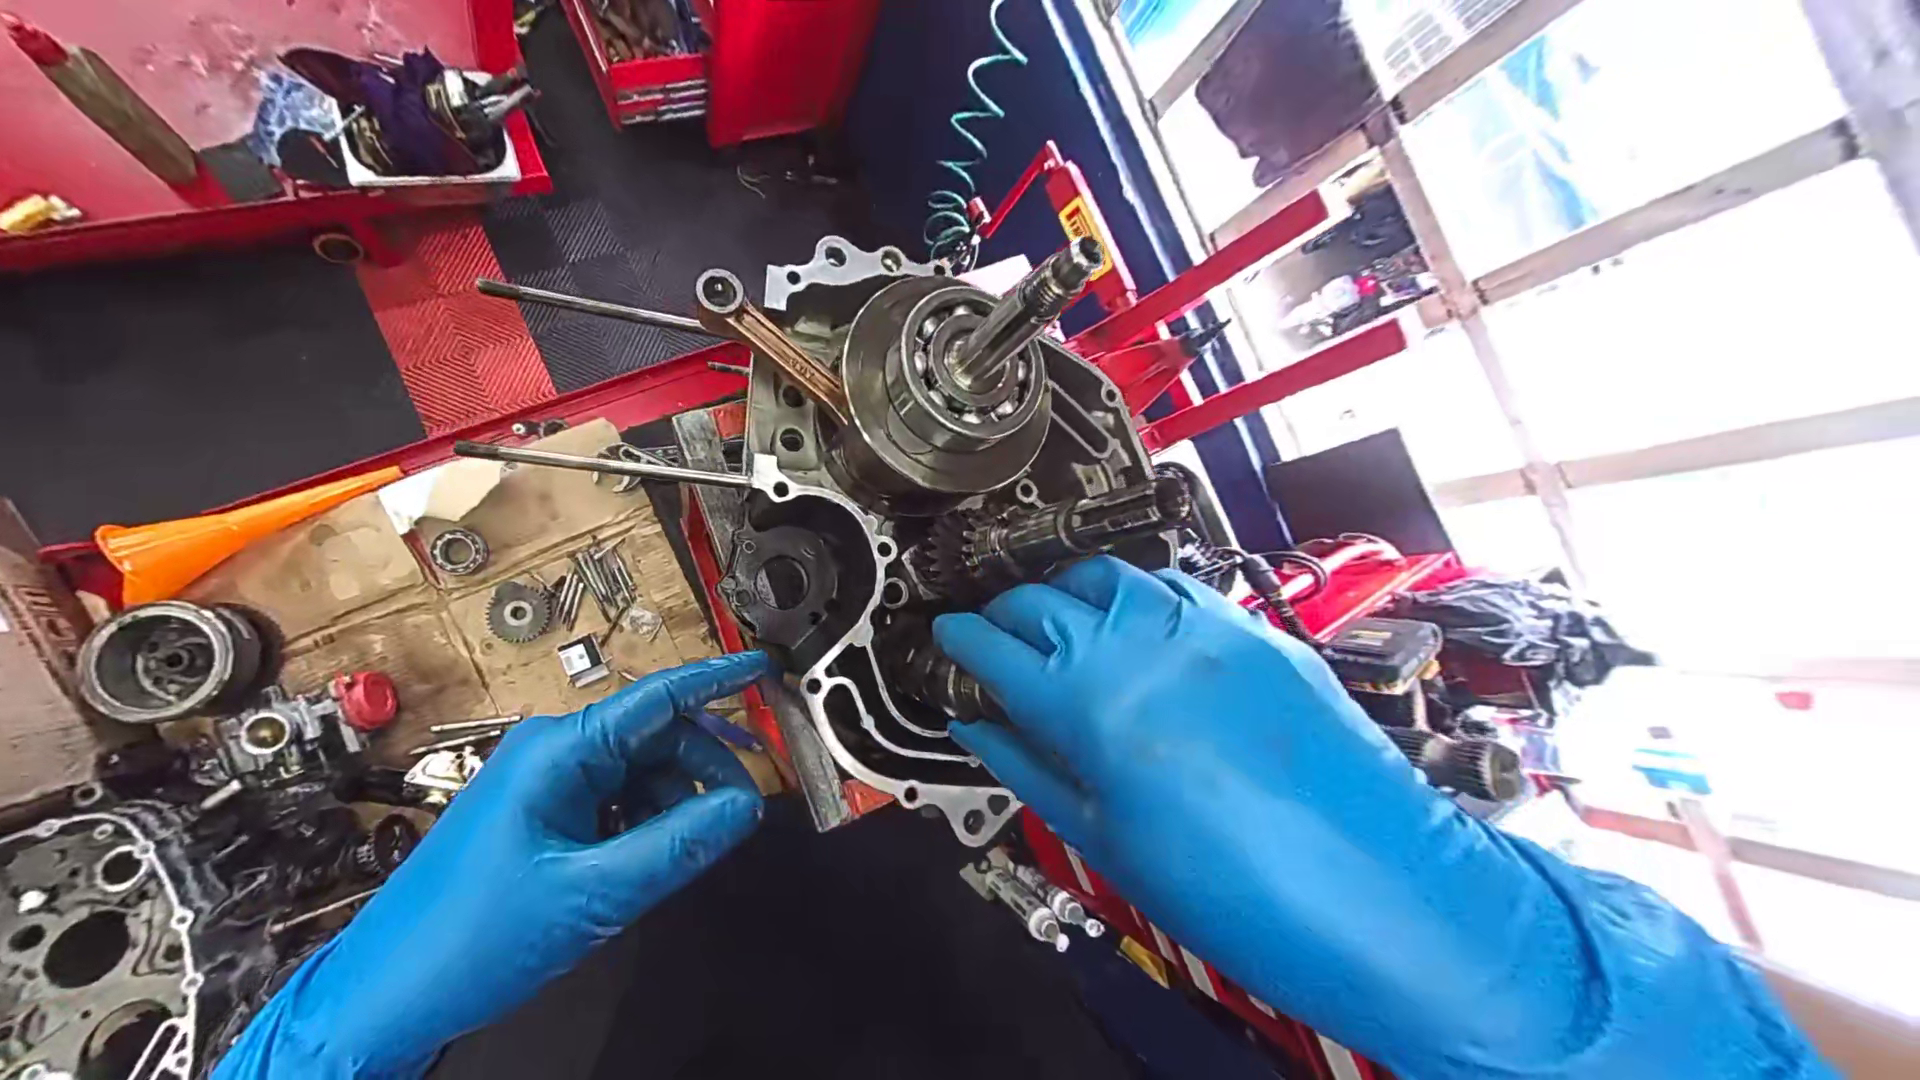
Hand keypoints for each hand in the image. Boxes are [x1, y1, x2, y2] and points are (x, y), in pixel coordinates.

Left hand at [215, 652, 772, 1078]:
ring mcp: (553, 779)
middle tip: (741, 810)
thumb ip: (679, 845)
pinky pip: (622, 796)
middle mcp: (559, 750)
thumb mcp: (591, 893)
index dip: (719, 678)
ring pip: (645, 770)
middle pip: (660, 738)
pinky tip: (651, 854)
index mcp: (561, 750)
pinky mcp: (550, 808)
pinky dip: (651, 818)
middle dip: (707, 768)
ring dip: (678, 800)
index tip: (765, 668)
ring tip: (689, 846)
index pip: (659, 697)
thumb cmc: (474, 938)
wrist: (380, 1002)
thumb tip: (748, 806)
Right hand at [935, 558, 1828, 1079]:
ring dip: (1063, 591)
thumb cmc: (1228, 891)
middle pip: (1039, 600)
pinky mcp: (1248, 624)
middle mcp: (1135, 645)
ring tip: (1055, 619)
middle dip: (1001, 612)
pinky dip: (1132, 594)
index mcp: (1088, 707)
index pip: (995, 649)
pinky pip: (1170, 584)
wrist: (1390, 894)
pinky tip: (1130, 621)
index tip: (943, 635)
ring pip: (1102, 575)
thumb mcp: (1107, 842)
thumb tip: (976, 723)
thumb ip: (1031, 767)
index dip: (958, 638)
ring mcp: (1198, 624)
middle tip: (992, 634)